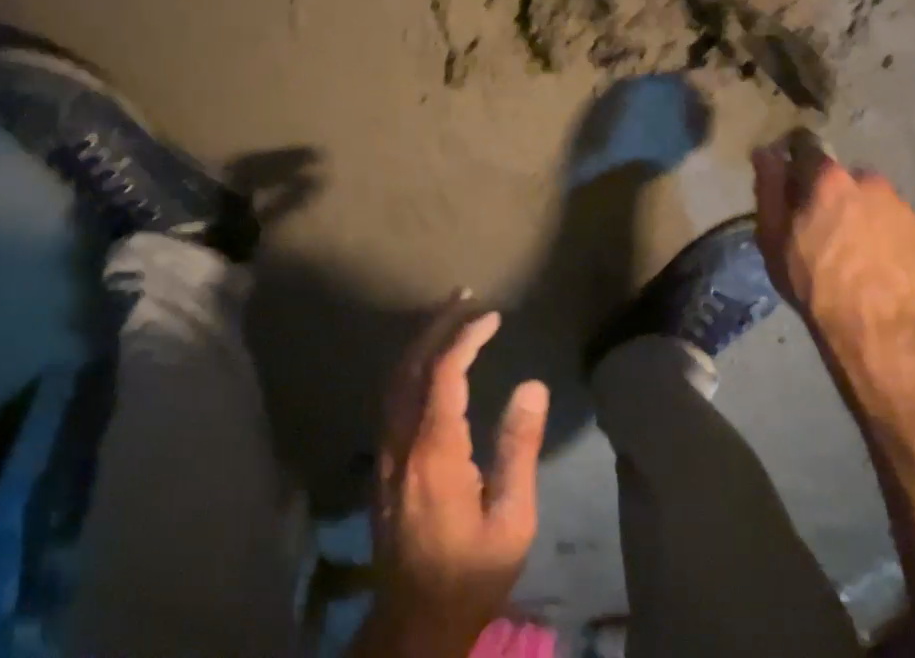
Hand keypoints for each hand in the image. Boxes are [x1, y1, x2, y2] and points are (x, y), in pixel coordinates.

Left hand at [358, 294, 549, 656]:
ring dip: (420, 343)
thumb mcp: (512, 518)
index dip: (464, 337)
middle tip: (464, 296)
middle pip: (410, 366)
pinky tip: (429, 365)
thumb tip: (531, 386)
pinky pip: (391, 399)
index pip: (444, 374)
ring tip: (449, 317)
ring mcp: (385, 453)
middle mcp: (401, 443)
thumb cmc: (473, 572)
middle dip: (435, 325)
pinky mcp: (383, 464)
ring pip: (394, 381)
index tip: (491, 315)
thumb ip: (518, 448)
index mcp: (435, 452)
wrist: (415, 618)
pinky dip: (411, 368)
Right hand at [752, 137, 914, 363]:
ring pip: (870, 198)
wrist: (871, 326)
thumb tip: (765, 152)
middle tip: (819, 227)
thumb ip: (769, 188)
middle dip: (830, 193)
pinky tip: (873, 258)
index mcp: (829, 178)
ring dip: (858, 211)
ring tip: (850, 247)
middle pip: (841, 177)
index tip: (789, 190)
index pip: (806, 151)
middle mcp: (869, 180)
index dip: (795, 168)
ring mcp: (900, 204)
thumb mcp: (774, 237)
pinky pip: (892, 220)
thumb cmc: (812, 281)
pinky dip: (882, 231)